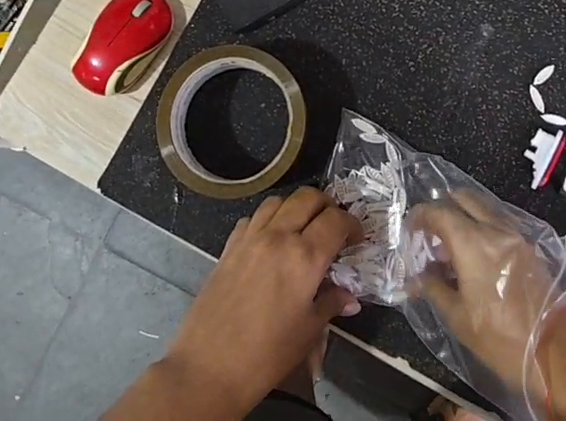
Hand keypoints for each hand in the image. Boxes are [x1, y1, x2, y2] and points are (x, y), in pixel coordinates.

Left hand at [157, 187, 362, 414]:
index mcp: (304, 257)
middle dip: (328, 206)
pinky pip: (253, 217)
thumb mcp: (308, 332)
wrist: (209, 368)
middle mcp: (278, 237)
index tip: (356, 238)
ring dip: (297, 207)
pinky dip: (268, 219)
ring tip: (303, 228)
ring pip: (279, 201)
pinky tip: (271, 240)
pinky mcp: (229, 246)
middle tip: (334, 227)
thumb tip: (349, 298)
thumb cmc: (266, 355)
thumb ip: (330, 304)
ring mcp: (250, 238)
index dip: (352, 225)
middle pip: (308, 198)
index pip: (336, 220)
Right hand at [408, 192, 565, 418]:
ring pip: (485, 209)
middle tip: (430, 232)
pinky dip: (483, 228)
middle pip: (464, 199)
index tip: (410, 228)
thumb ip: (434, 288)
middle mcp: (496, 229)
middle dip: (443, 208)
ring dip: (465, 217)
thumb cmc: (503, 339)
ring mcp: (518, 236)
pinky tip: (475, 256)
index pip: (439, 212)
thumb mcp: (459, 319)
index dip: (420, 215)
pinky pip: (500, 224)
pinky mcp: (531, 248)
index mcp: (473, 242)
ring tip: (451, 246)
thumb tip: (419, 276)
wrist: (559, 355)